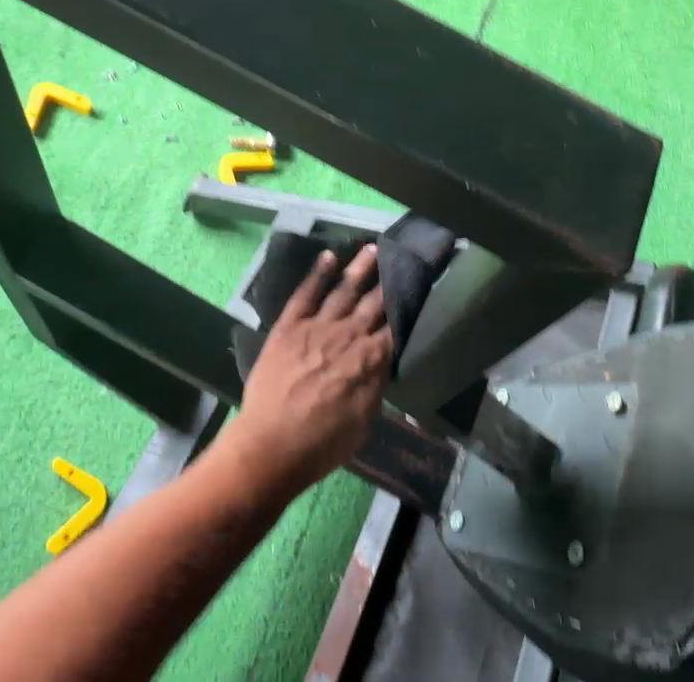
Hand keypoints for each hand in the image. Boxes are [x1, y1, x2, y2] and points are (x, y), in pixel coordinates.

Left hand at [217, 245, 395, 502]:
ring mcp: (317, 327)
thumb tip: (382, 364)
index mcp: (372, 360)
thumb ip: (375, 385)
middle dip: (391, 278)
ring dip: (360, 268)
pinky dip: (317, 273)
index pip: (397, 325)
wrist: (272, 445)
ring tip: (372, 247)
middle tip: (402, 255)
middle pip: (375, 301)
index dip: (410, 304)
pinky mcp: (289, 327)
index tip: (420, 283)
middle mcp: (349, 335)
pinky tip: (329, 256)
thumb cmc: (324, 443)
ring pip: (344, 289)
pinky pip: (305, 293)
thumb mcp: (365, 420)